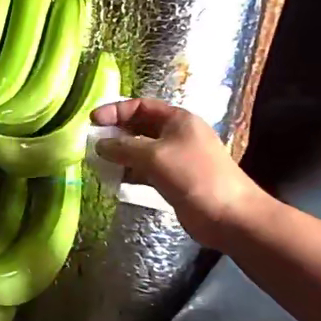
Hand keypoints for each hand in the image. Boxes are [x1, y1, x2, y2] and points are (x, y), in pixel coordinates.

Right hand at [92, 99, 265, 243]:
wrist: (229, 214)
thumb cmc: (194, 175)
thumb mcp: (155, 156)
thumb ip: (124, 147)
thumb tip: (99, 144)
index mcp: (177, 119)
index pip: (141, 106)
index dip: (116, 110)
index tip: (93, 120)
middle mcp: (177, 135)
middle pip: (140, 127)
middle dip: (116, 133)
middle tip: (91, 143)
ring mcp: (177, 158)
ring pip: (142, 151)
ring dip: (121, 155)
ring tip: (98, 163)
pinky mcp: (174, 180)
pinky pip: (147, 171)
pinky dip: (131, 173)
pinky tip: (114, 180)